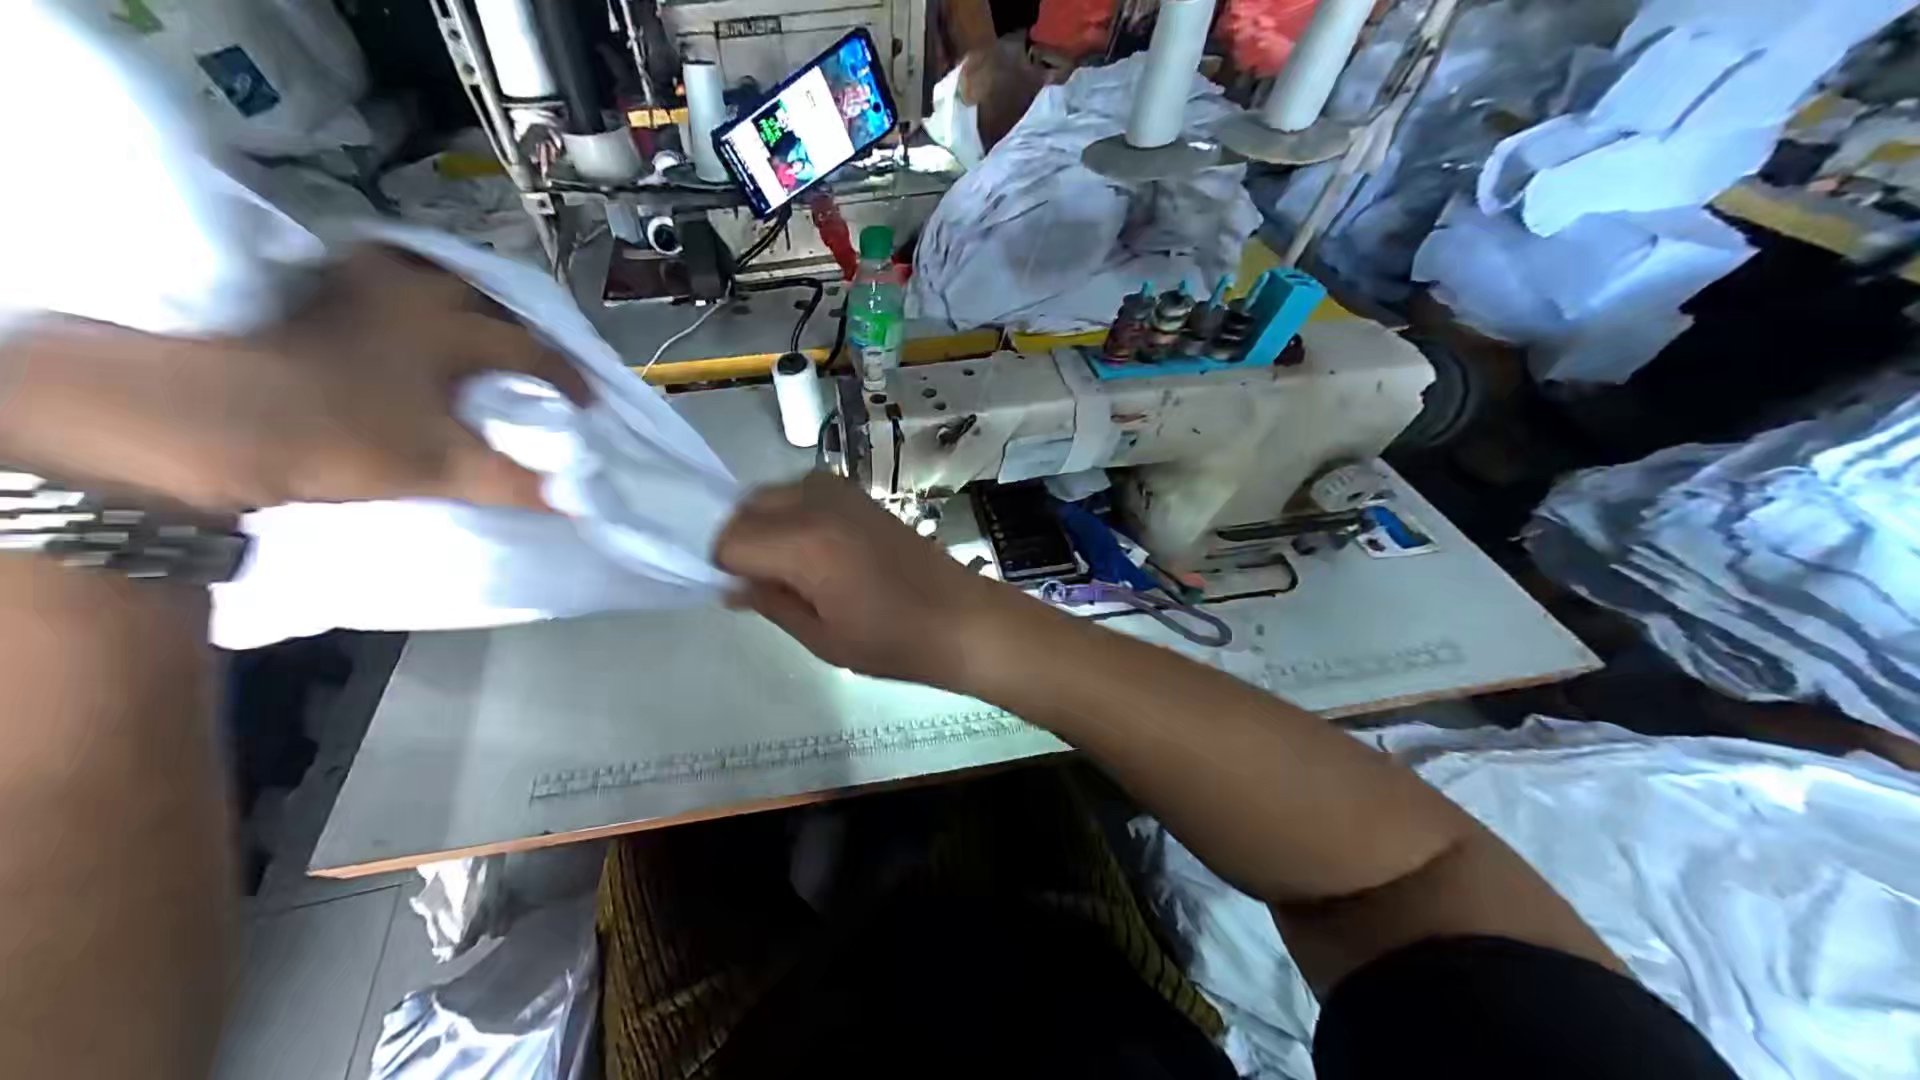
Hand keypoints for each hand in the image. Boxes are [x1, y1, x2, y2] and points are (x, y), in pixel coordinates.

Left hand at [0, 247, 588, 513]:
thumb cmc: (336, 437)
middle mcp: (405, 295)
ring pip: (415, 271)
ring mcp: (344, 285)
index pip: (531, 349)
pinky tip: (384, 313)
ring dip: (447, 293)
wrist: (190, 418)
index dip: (566, 375)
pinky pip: (360, 275)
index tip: (585, 401)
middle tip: (524, 356)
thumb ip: (515, 483)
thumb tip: (579, 503)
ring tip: (458, 322)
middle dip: (513, 325)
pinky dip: (387, 288)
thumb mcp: (439, 469)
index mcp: (448, 332)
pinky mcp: (294, 289)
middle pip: (478, 296)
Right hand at [714, 472, 1027, 688]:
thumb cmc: (893, 641)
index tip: (742, 592)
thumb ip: (770, 603)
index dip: (724, 567)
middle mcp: (818, 504)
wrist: (961, 618)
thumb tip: (731, 585)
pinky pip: (806, 491)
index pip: (729, 539)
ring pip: (774, 494)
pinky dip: (795, 513)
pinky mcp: (862, 495)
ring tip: (792, 567)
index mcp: (805, 544)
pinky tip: (817, 549)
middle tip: (765, 582)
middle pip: (747, 508)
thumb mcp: (822, 638)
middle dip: (742, 541)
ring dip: (767, 524)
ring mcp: (843, 493)